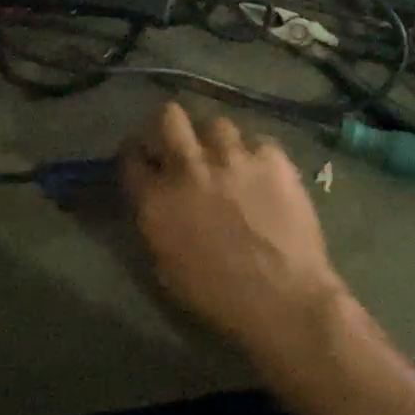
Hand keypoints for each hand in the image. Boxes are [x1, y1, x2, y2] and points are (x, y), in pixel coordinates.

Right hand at [122, 103, 350, 354]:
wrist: (283, 298)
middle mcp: (189, 167)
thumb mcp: (166, 268)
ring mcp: (232, 156)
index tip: (145, 158)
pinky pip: (257, 140)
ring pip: (215, 123)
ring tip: (227, 159)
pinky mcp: (270, 155)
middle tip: (181, 143)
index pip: (130, 156)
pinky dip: (256, 155)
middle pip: (169, 116)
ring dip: (216, 141)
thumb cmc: (219, 298)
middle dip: (170, 125)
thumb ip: (156, 223)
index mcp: (156, 200)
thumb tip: (156, 201)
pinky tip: (263, 174)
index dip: (136, 154)